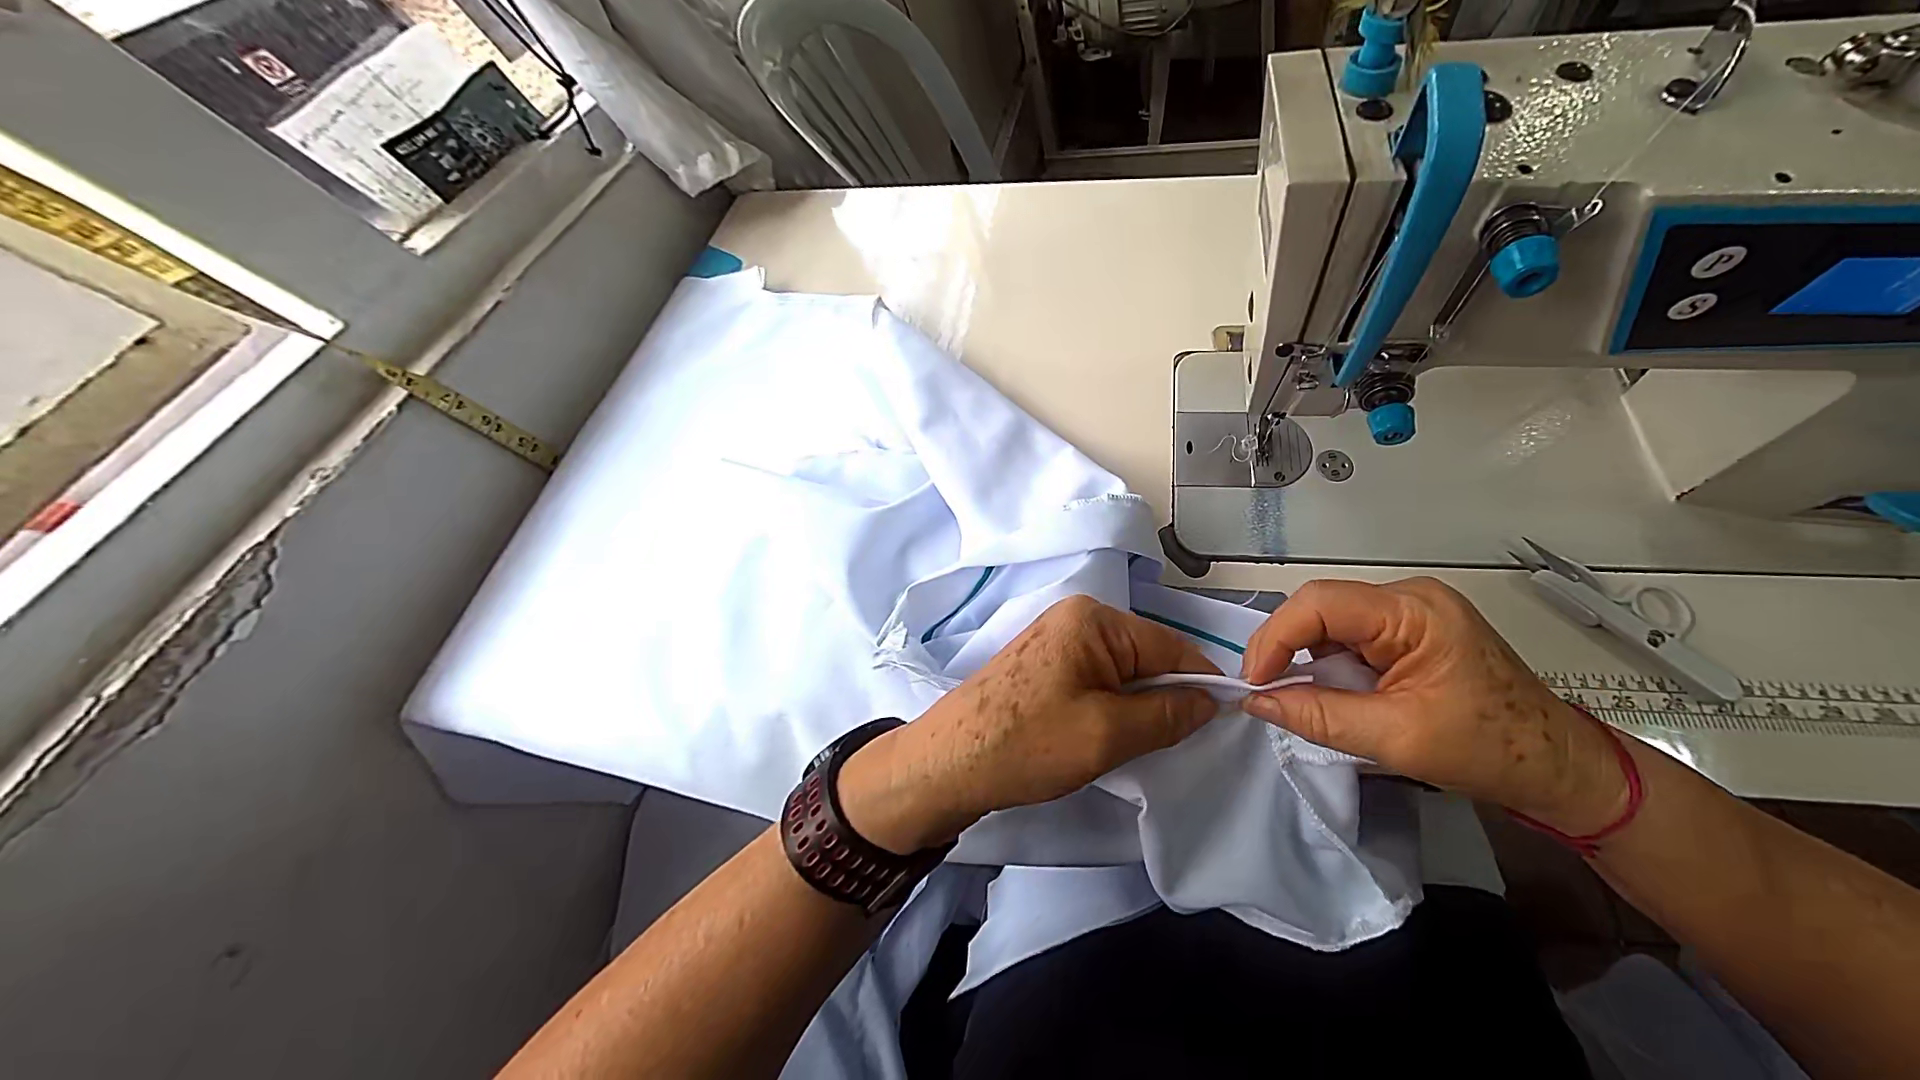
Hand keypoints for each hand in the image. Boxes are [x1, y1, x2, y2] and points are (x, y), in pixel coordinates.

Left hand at [838, 595, 1220, 852]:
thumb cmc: (1028, 743)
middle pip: (1146, 659)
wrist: (947, 764)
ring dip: (1134, 710)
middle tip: (1166, 746)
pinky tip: (1101, 738)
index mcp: (1092, 619)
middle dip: (1162, 701)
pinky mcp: (1041, 668)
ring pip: (1121, 675)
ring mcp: (1054, 642)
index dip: (1200, 686)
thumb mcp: (1109, 733)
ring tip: (1128, 746)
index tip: (1220, 725)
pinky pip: (1094, 683)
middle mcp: (1074, 619)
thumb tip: (1209, 701)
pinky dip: (1108, 710)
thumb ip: (1168, 714)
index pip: (1171, 647)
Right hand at [1240, 578, 1629, 834]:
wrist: (1559, 767)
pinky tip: (1334, 691)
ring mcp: (1412, 611)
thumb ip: (1317, 716)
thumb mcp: (1394, 738)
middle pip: (1320, 608)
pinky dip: (1329, 664)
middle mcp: (1410, 598)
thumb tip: (1256, 702)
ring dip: (1307, 658)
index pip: (1319, 604)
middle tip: (1266, 690)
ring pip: (1329, 622)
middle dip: (1285, 649)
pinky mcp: (1410, 630)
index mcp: (1415, 612)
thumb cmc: (1490, 751)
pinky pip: (1348, 636)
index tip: (1255, 683)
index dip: (1275, 639)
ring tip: (1302, 696)